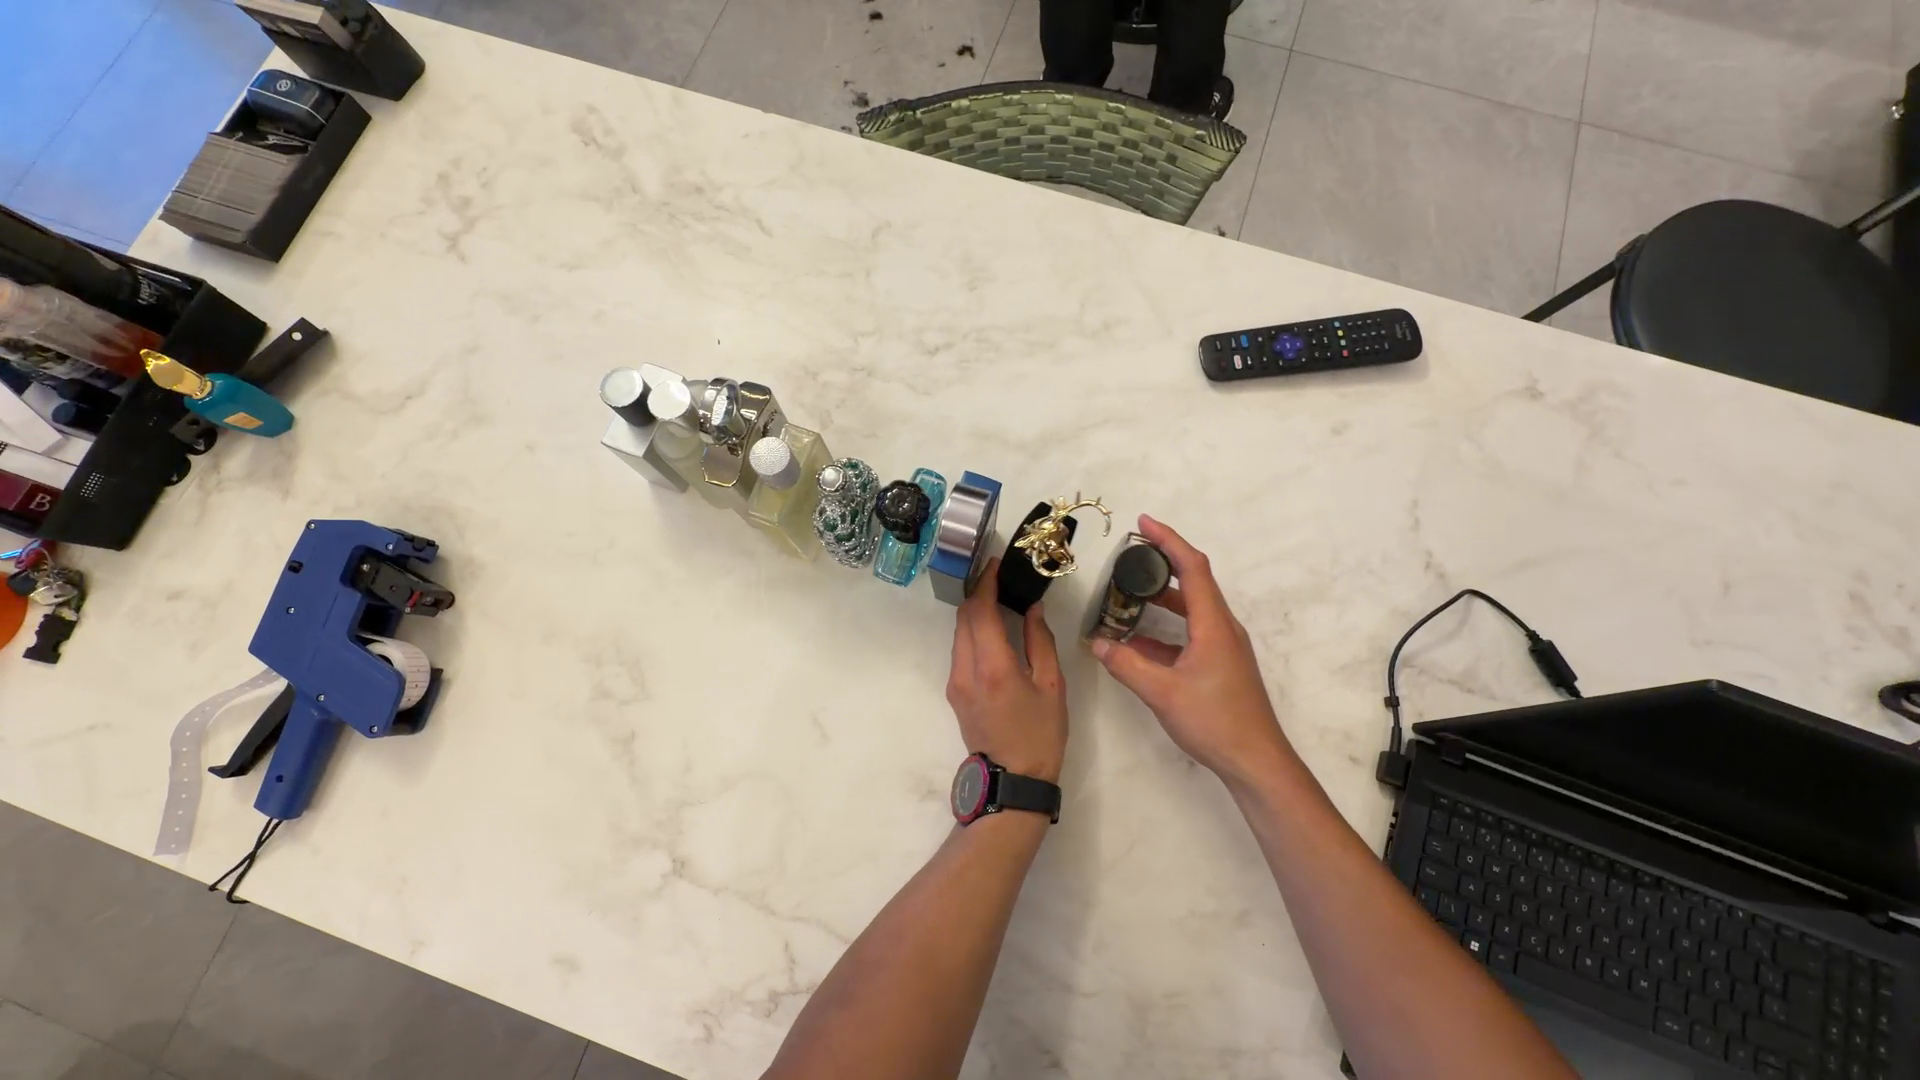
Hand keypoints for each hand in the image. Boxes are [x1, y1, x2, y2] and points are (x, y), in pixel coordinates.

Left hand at [945, 558, 1068, 783]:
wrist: (1013, 780)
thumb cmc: (1040, 734)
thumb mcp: (1052, 686)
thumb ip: (1040, 642)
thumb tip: (1032, 608)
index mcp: (993, 666)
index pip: (981, 611)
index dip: (986, 583)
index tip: (996, 564)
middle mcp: (966, 670)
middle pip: (964, 618)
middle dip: (978, 593)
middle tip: (999, 577)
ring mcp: (955, 682)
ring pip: (958, 633)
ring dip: (974, 612)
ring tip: (997, 599)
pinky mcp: (954, 692)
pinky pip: (960, 650)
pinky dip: (972, 632)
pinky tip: (992, 629)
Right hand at [1090, 516, 1291, 785]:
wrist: (1255, 760)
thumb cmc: (1214, 721)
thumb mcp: (1162, 692)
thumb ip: (1126, 665)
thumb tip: (1098, 643)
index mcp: (1213, 624)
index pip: (1191, 567)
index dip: (1168, 540)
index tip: (1143, 522)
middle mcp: (1223, 627)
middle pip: (1192, 582)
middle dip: (1160, 565)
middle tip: (1127, 557)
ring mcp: (1224, 647)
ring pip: (1190, 610)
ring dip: (1160, 600)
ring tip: (1126, 595)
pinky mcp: (1221, 665)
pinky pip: (1190, 634)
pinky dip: (1164, 630)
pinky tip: (1138, 643)